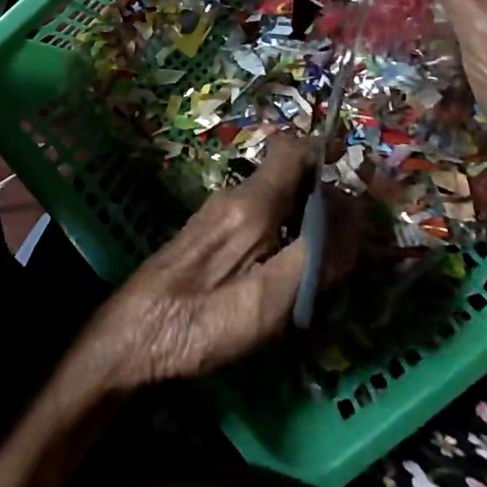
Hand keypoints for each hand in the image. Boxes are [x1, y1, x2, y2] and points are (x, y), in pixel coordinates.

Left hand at [72, 135, 355, 388]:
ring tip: (326, 255)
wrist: (131, 337)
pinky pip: (255, 215)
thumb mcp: (272, 298)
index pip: (293, 149)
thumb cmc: (202, 322)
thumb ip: (317, 256)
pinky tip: (286, 267)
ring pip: (272, 196)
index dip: (326, 152)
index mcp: (251, 203)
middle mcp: (232, 196)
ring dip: (303, 213)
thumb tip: (353, 211)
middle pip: (286, 174)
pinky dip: (281, 229)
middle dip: (322, 192)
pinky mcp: (206, 234)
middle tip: (350, 233)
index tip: (355, 175)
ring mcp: (215, 213)